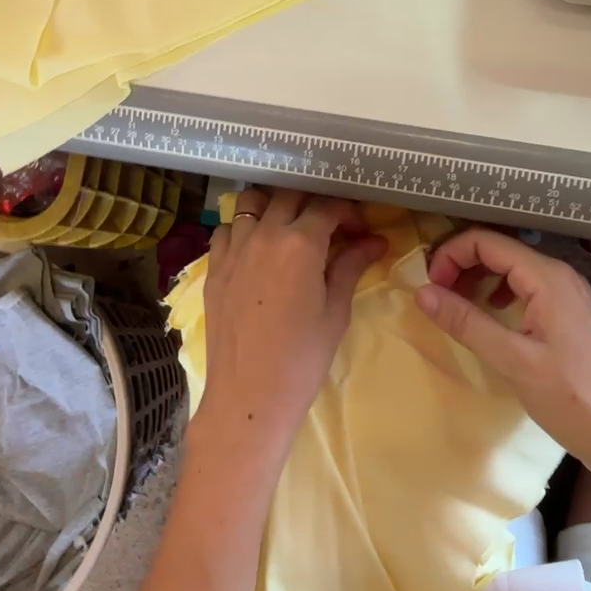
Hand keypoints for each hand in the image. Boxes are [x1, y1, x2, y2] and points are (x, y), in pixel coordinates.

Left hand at [195, 188, 386, 445]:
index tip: (359, 228)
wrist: (249, 395)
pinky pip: (227, 229)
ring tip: (289, 227)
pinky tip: (256, 247)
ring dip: (274, 205)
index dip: (348, 212)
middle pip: (289, 195)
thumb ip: (351, 266)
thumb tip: (376, 241)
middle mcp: (264, 235)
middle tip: (329, 224)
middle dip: (313, 201)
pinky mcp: (214, 267)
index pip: (327, 207)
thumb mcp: (335, 311)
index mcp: (300, 244)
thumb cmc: (302, 358)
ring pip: (252, 203)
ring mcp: (234, 248)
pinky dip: (244, 227)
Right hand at [415, 228, 590, 468]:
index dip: (451, 255)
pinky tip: (492, 319)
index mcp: (548, 277)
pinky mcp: (572, 320)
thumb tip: (422, 292)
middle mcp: (560, 277)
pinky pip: (528, 291)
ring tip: (456, 307)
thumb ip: (467, 322)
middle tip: (436, 296)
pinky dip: (500, 296)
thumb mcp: (513, 361)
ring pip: (513, 271)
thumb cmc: (576, 401)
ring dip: (479, 281)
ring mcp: (569, 298)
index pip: (487, 242)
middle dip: (462, 266)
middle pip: (500, 252)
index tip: (428, 285)